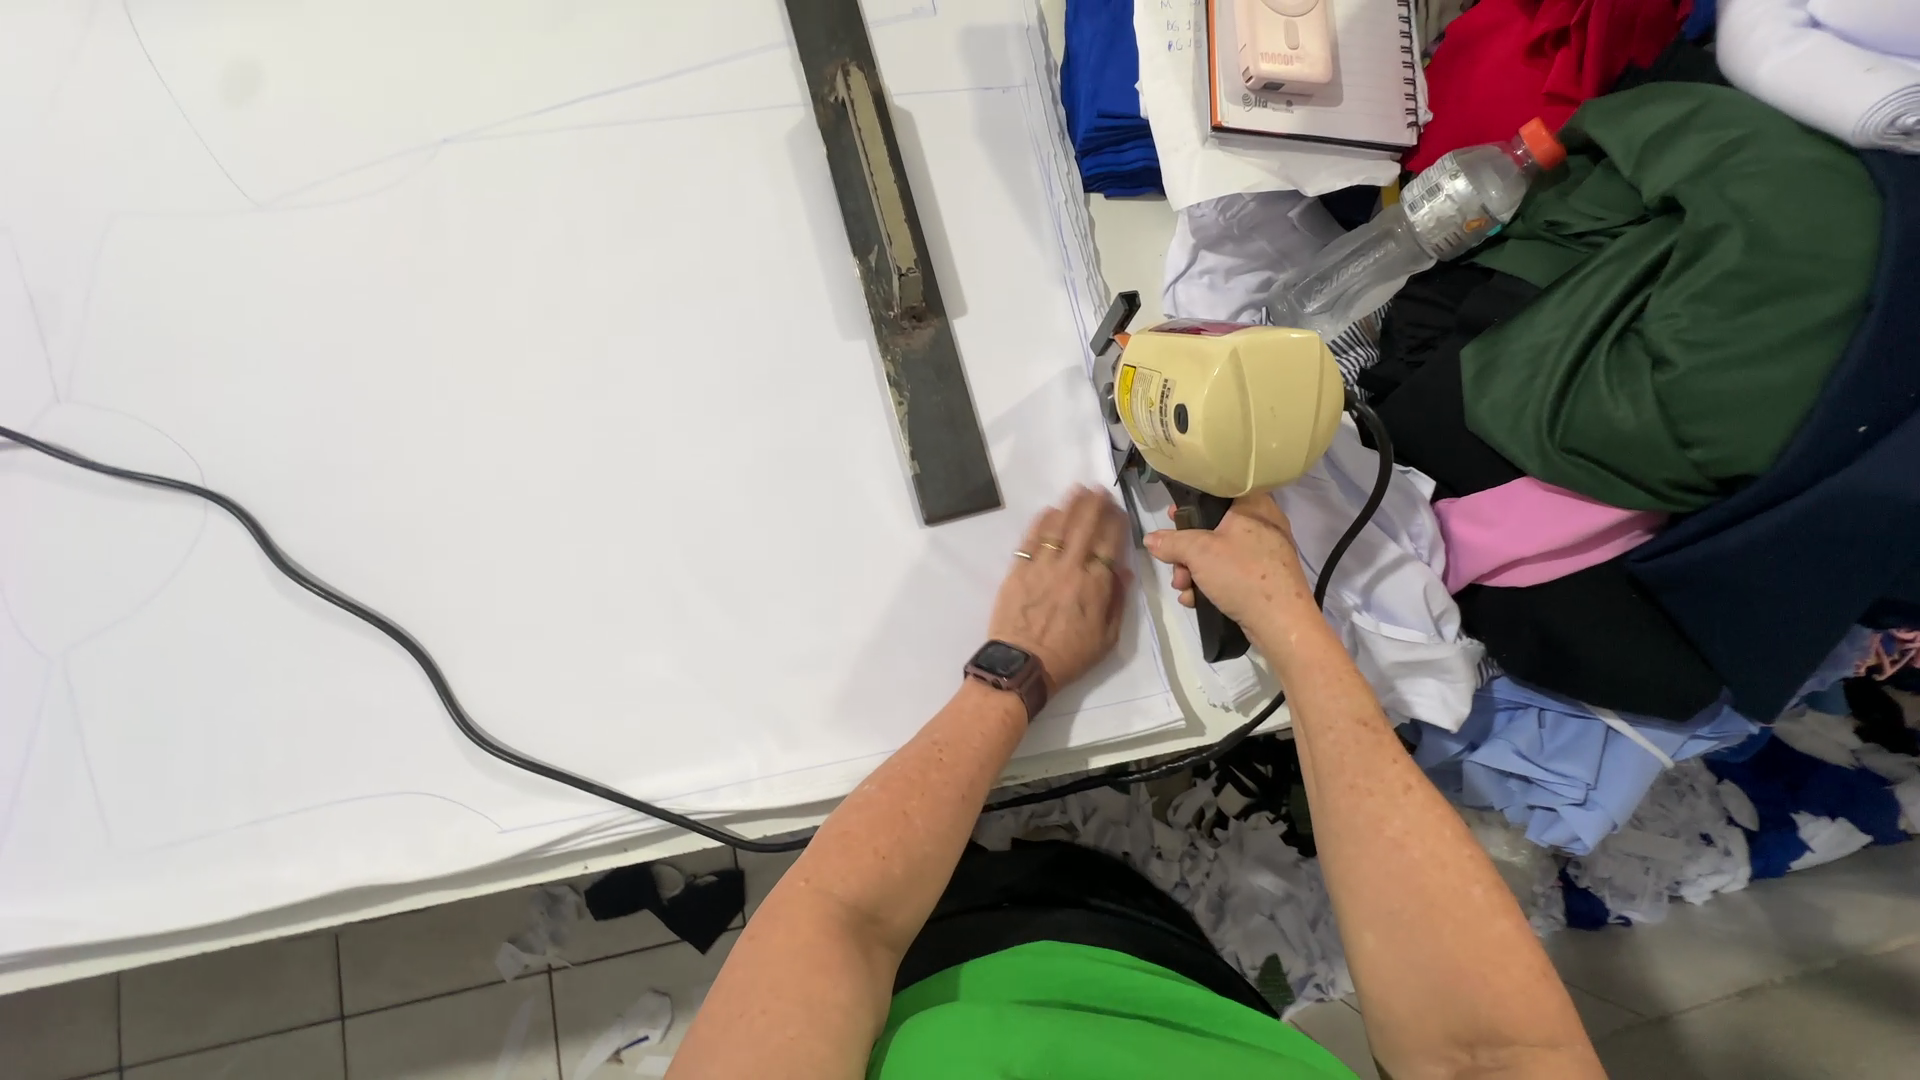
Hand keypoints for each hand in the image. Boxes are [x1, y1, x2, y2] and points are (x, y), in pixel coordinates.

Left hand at [986, 486, 1133, 692]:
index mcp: (1095, 585)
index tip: (1119, 511)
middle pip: (1085, 526)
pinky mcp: (1018, 570)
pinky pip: (1032, 539)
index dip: (1116, 522)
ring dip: (1070, 505)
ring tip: (1078, 490)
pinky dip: (1042, 522)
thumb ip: (1117, 601)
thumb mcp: (1107, 637)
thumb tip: (1124, 571)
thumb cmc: (1069, 656)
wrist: (1023, 665)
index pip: (1109, 543)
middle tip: (1099, 490)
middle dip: (1094, 505)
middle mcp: (1070, 568)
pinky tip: (1049, 511)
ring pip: (1058, 527)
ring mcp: (1041, 566)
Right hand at [1142, 495, 1315, 632]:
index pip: (1216, 493)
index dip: (1190, 505)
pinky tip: (1196, 600)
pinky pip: (1229, 572)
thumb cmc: (1242, 574)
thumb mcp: (1198, 553)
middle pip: (1211, 528)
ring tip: (1184, 589)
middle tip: (1175, 566)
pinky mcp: (1264, 578)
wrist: (1281, 623)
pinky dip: (1210, 584)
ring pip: (1217, 553)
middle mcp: (1262, 524)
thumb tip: (1150, 539)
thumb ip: (1171, 542)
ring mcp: (1265, 553)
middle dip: (1186, 551)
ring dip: (1193, 572)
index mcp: (1253, 505)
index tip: (1171, 519)